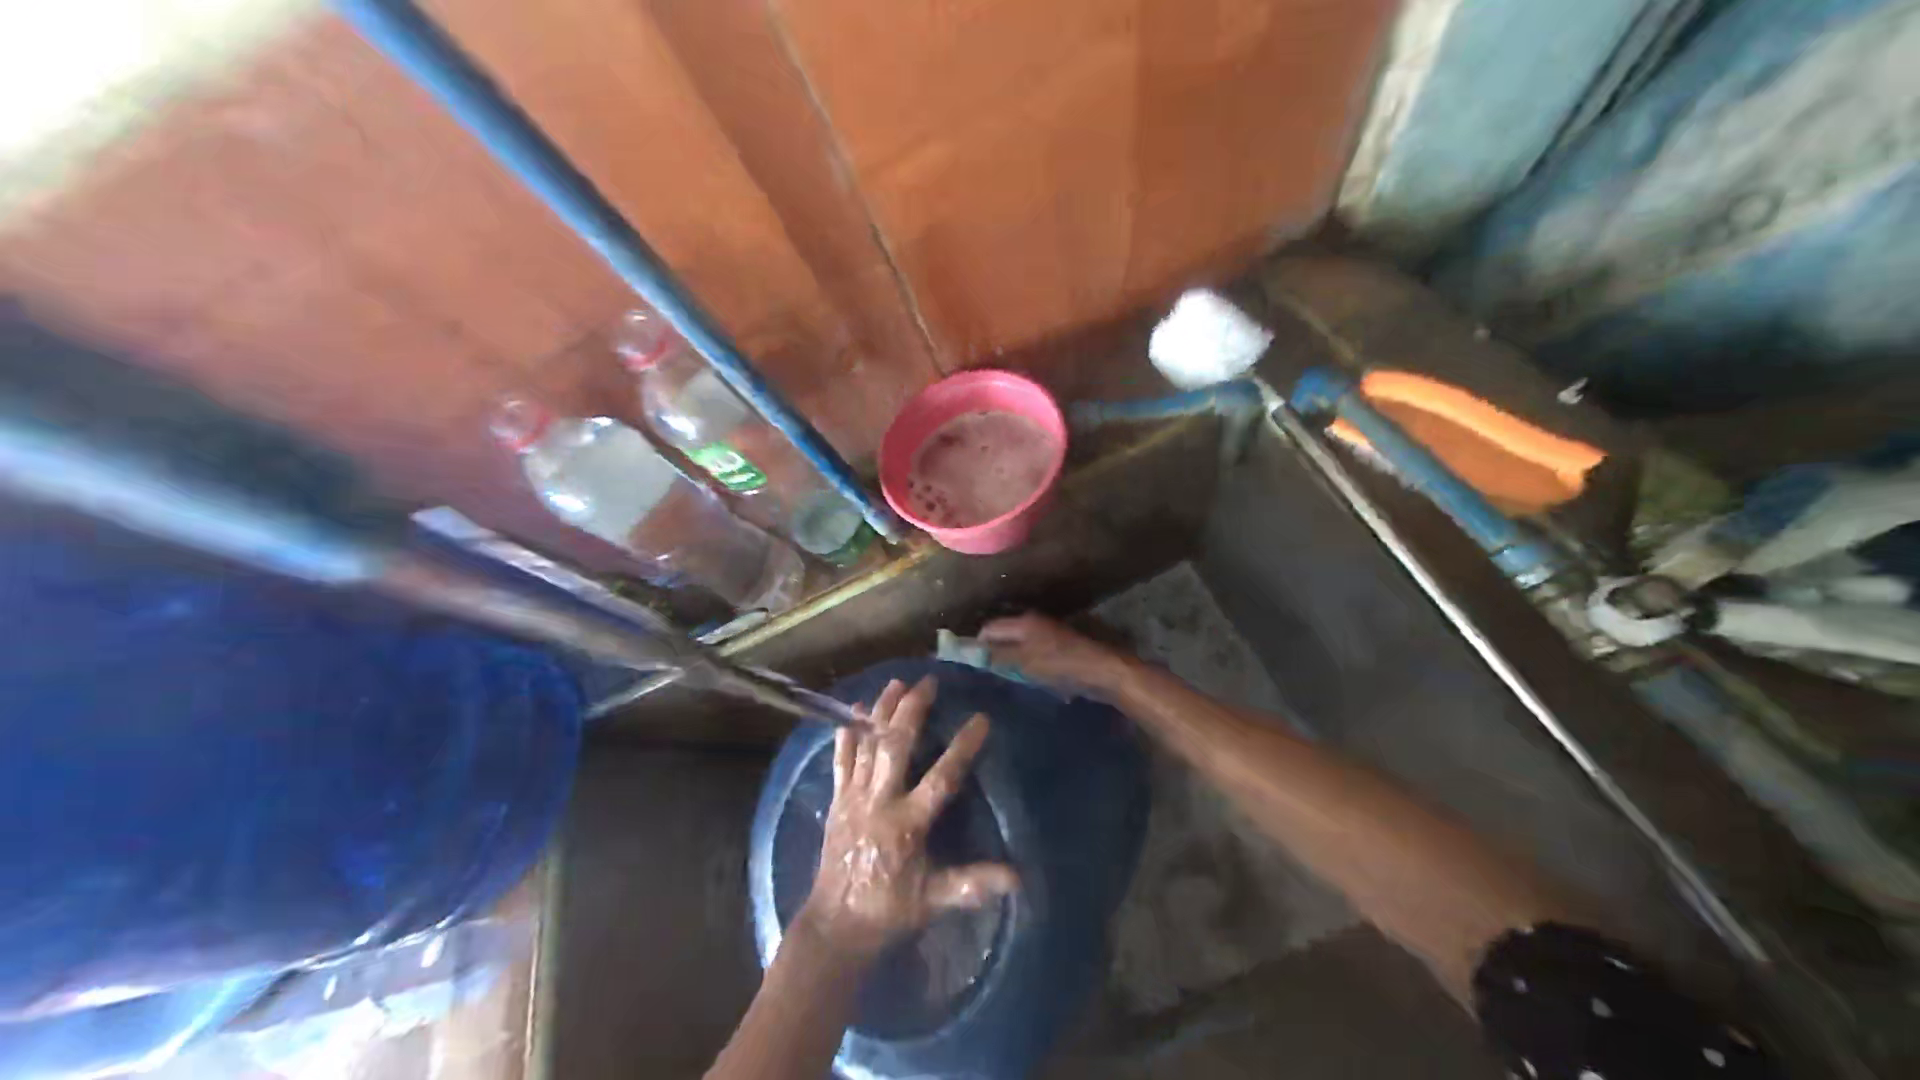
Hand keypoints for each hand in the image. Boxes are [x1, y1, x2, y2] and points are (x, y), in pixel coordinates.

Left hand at [801, 677, 1017, 962]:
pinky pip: (841, 760)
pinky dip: (847, 734)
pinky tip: (851, 711)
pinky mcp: (836, 800)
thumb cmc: (889, 910)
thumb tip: (1017, 877)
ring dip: (881, 711)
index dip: (962, 747)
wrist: (836, 925)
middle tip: (928, 683)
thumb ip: (972, 884)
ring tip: (896, 683)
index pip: (941, 778)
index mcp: (906, 824)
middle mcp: (878, 801)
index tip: (981, 719)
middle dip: (911, 711)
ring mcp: (853, 797)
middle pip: (895, 746)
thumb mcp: (933, 900)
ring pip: (867, 744)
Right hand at [977, 614, 1131, 695]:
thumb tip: (966, 652)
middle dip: (994, 656)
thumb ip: (994, 656)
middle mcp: (1033, 624)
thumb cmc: (1060, 665)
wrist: (1103, 672)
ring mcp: (1048, 637)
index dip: (976, 645)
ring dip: (1012, 665)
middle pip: (1003, 637)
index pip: (989, 628)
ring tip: (1006, 683)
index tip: (970, 666)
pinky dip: (1028, 670)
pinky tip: (1029, 684)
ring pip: (1018, 649)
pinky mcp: (1059, 651)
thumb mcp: (1022, 662)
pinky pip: (1034, 659)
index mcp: (1023, 622)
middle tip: (987, 678)